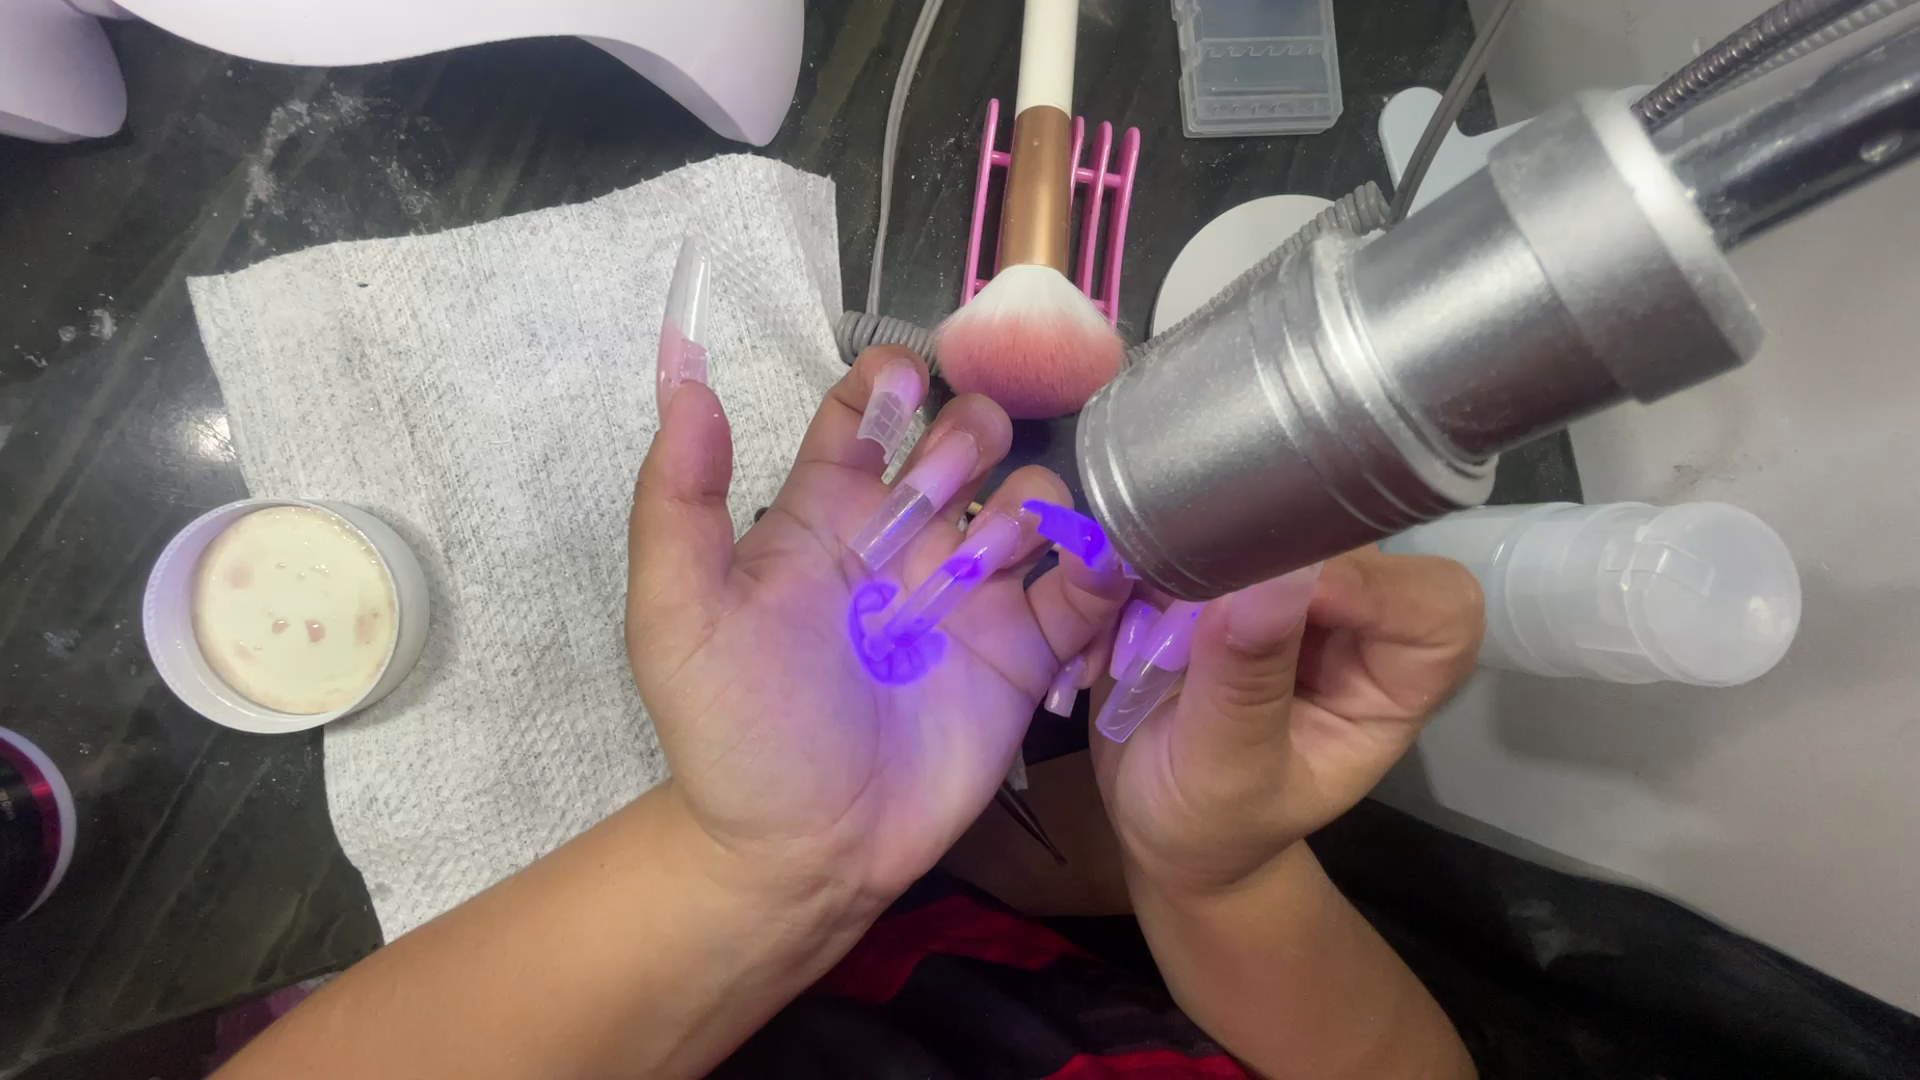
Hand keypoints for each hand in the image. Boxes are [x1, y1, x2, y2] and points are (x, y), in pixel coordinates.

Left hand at [627, 347, 1128, 913]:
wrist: (805, 851)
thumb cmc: (738, 731)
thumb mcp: (680, 615)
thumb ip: (679, 498)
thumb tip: (681, 380)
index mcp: (831, 513)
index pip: (866, 413)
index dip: (888, 381)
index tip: (904, 379)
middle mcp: (909, 539)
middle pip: (964, 437)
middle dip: (967, 436)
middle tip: (943, 493)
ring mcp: (974, 592)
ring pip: (1031, 497)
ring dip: (1027, 501)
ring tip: (989, 561)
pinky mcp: (1026, 648)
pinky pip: (1083, 586)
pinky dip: (1099, 563)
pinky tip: (1086, 567)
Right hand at [1091, 549, 1483, 896]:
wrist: (1152, 820)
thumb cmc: (1209, 822)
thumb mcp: (1228, 771)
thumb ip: (1245, 684)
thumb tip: (1267, 584)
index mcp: (1384, 686)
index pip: (1433, 609)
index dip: (1375, 587)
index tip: (1283, 590)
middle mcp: (1342, 627)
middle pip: (1346, 541)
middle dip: (1270, 545)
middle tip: (1190, 570)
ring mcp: (1276, 596)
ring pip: (1268, 521)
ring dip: (1204, 540)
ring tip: (1145, 581)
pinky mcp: (1216, 584)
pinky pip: (1202, 535)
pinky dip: (1161, 546)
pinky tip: (1123, 582)